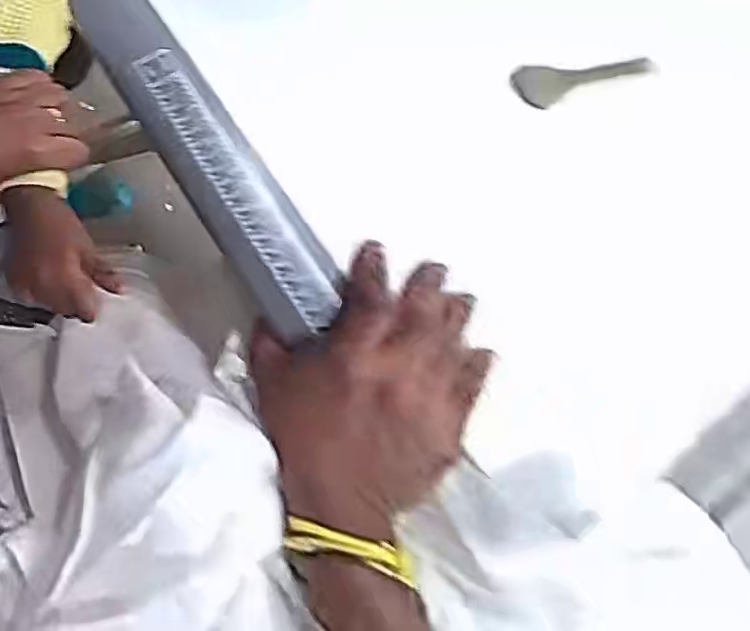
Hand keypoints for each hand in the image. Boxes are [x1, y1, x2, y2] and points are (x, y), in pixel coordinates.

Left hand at [0, 73, 87, 204]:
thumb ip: (26, 178)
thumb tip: (36, 171)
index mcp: (36, 149)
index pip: (78, 150)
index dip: (70, 160)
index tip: (59, 164)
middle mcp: (32, 117)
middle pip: (70, 121)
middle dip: (64, 134)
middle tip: (49, 144)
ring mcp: (14, 96)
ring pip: (56, 94)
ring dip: (54, 107)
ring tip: (41, 118)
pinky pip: (32, 76)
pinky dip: (36, 86)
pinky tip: (26, 97)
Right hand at [1, 185, 120, 320]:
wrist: (27, 205)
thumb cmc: (59, 221)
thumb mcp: (85, 245)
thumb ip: (100, 271)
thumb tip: (116, 289)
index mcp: (65, 279)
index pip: (84, 312)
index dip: (92, 306)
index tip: (95, 296)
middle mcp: (43, 288)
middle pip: (65, 312)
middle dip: (75, 303)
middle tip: (80, 286)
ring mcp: (25, 286)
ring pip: (47, 306)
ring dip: (56, 299)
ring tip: (61, 279)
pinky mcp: (13, 280)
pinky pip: (30, 297)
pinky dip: (39, 292)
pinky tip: (44, 277)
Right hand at [251, 242, 491, 539]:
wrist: (340, 499)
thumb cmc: (298, 432)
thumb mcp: (269, 380)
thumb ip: (269, 341)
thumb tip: (270, 313)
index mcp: (350, 358)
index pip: (370, 302)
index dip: (373, 272)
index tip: (376, 250)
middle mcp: (396, 372)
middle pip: (422, 320)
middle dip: (428, 289)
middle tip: (435, 268)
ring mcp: (429, 401)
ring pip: (451, 350)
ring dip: (456, 320)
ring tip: (462, 298)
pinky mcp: (448, 430)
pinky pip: (470, 391)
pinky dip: (477, 367)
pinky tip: (481, 350)